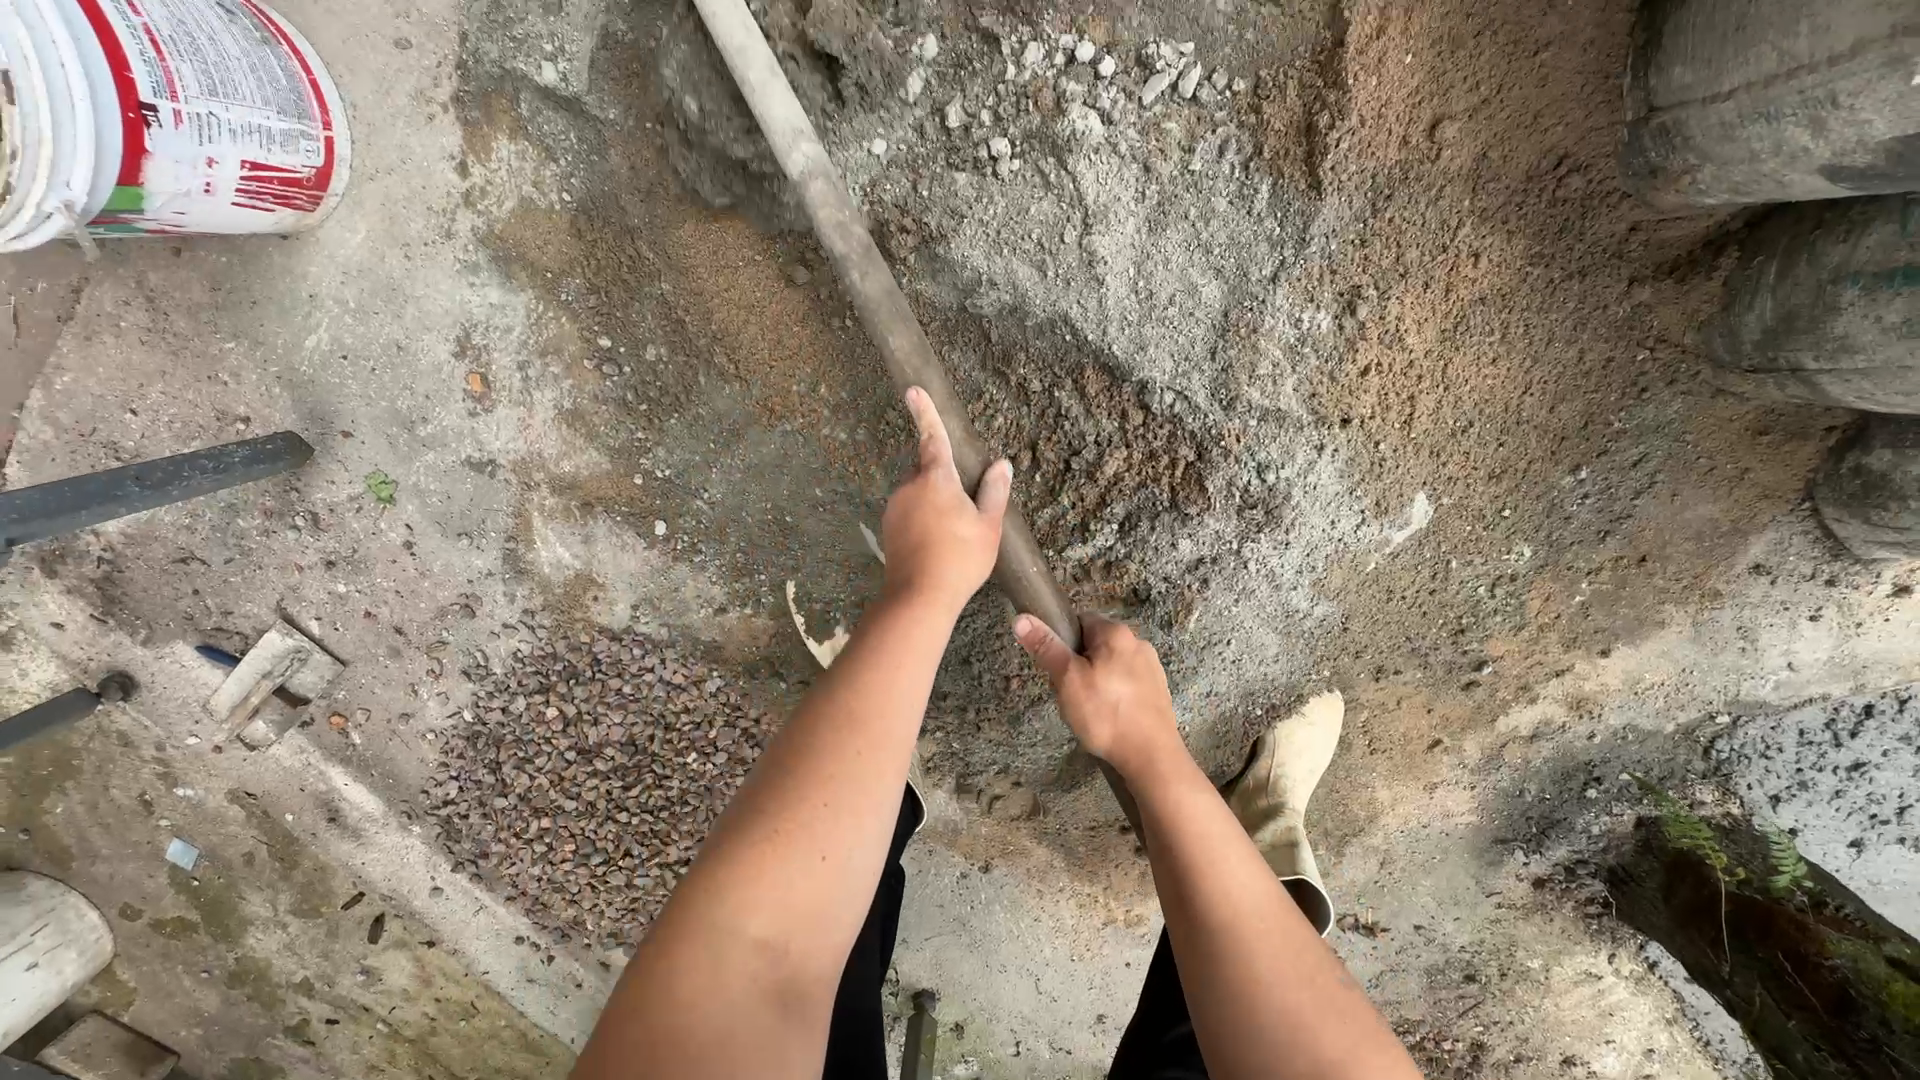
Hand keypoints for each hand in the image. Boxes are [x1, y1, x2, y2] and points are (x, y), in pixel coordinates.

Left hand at [880, 387, 1012, 612]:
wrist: (918, 597)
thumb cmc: (960, 560)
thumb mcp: (988, 526)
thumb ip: (994, 492)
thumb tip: (1002, 464)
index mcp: (937, 479)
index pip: (933, 437)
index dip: (925, 412)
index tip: (913, 389)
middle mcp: (910, 487)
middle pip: (928, 469)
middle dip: (944, 479)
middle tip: (965, 512)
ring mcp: (895, 507)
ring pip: (918, 493)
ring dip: (934, 503)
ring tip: (953, 537)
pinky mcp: (888, 527)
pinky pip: (909, 512)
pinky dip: (923, 520)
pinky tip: (937, 546)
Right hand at [1013, 613, 1185, 781]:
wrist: (1151, 758)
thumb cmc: (1105, 715)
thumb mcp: (1067, 679)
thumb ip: (1045, 647)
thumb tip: (1021, 619)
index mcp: (1116, 633)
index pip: (1079, 621)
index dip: (1062, 642)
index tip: (1058, 668)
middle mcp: (1138, 642)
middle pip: (1095, 645)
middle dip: (1078, 666)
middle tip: (1070, 693)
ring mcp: (1151, 667)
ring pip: (1110, 666)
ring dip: (1096, 681)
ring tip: (1089, 710)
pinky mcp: (1158, 691)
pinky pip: (1126, 684)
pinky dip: (1114, 696)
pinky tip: (1109, 718)